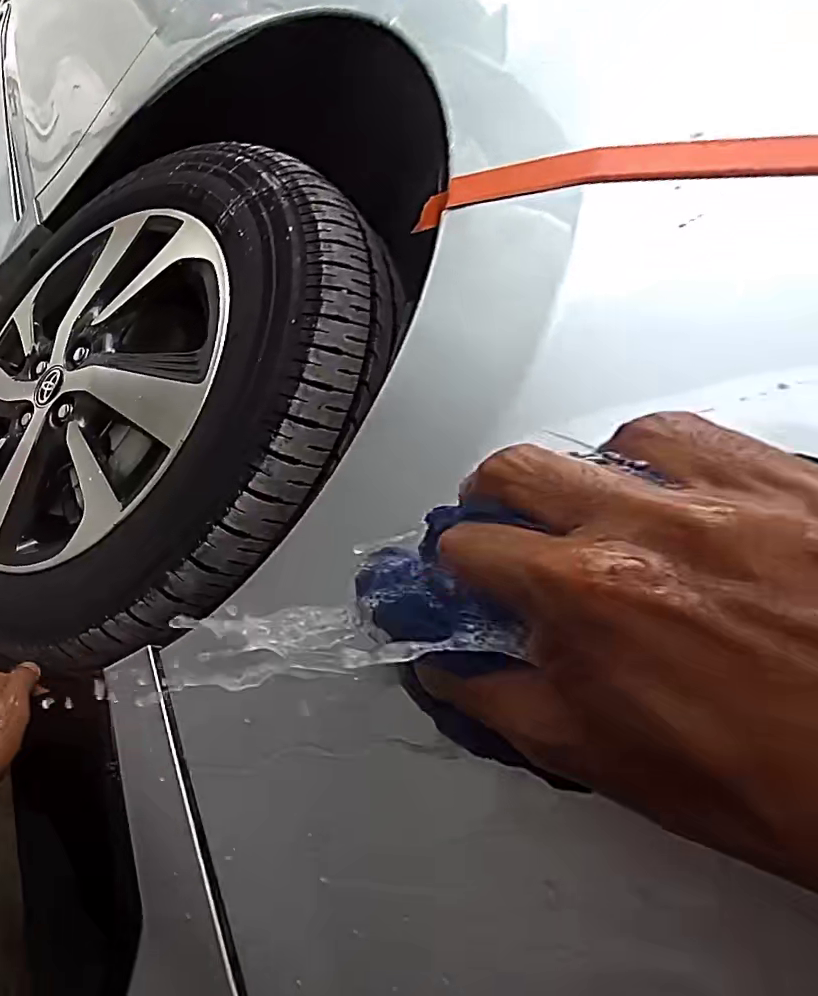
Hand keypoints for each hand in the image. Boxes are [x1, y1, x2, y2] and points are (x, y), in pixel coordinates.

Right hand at [426, 412, 817, 887]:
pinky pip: (735, 445)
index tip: (473, 587)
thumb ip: (495, 701)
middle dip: (492, 501)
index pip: (462, 546)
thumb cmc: (798, 787)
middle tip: (511, 531)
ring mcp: (749, 506)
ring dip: (601, 472)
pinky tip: (702, 506)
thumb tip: (444, 672)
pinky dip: (696, 464)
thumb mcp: (602, 758)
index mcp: (583, 590)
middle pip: (513, 470)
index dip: (456, 570)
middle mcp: (652, 530)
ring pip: (627, 440)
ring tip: (615, 508)